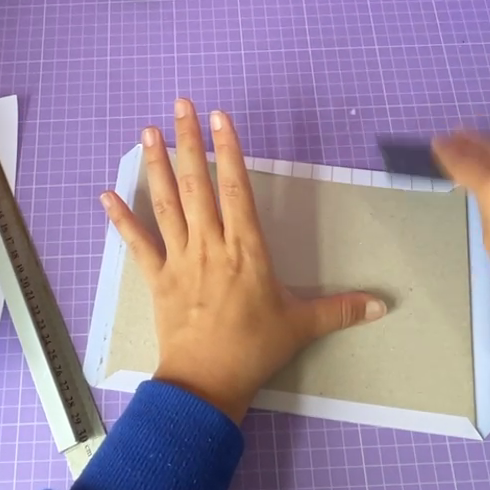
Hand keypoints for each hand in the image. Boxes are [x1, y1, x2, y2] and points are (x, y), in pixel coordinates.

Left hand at [101, 98, 387, 422]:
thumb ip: (341, 309)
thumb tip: (384, 305)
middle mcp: (210, 244)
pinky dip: (121, 219)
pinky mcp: (157, 277)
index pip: (235, 188)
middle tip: (180, 105)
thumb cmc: (255, 349)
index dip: (227, 150)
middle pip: (197, 184)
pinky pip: (137, 243)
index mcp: (246, 249)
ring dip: (156, 166)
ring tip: (147, 132)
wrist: (207, 383)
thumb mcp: (302, 326)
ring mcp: (180, 258)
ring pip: (166, 203)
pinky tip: (105, 194)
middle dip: (189, 141)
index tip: (219, 117)